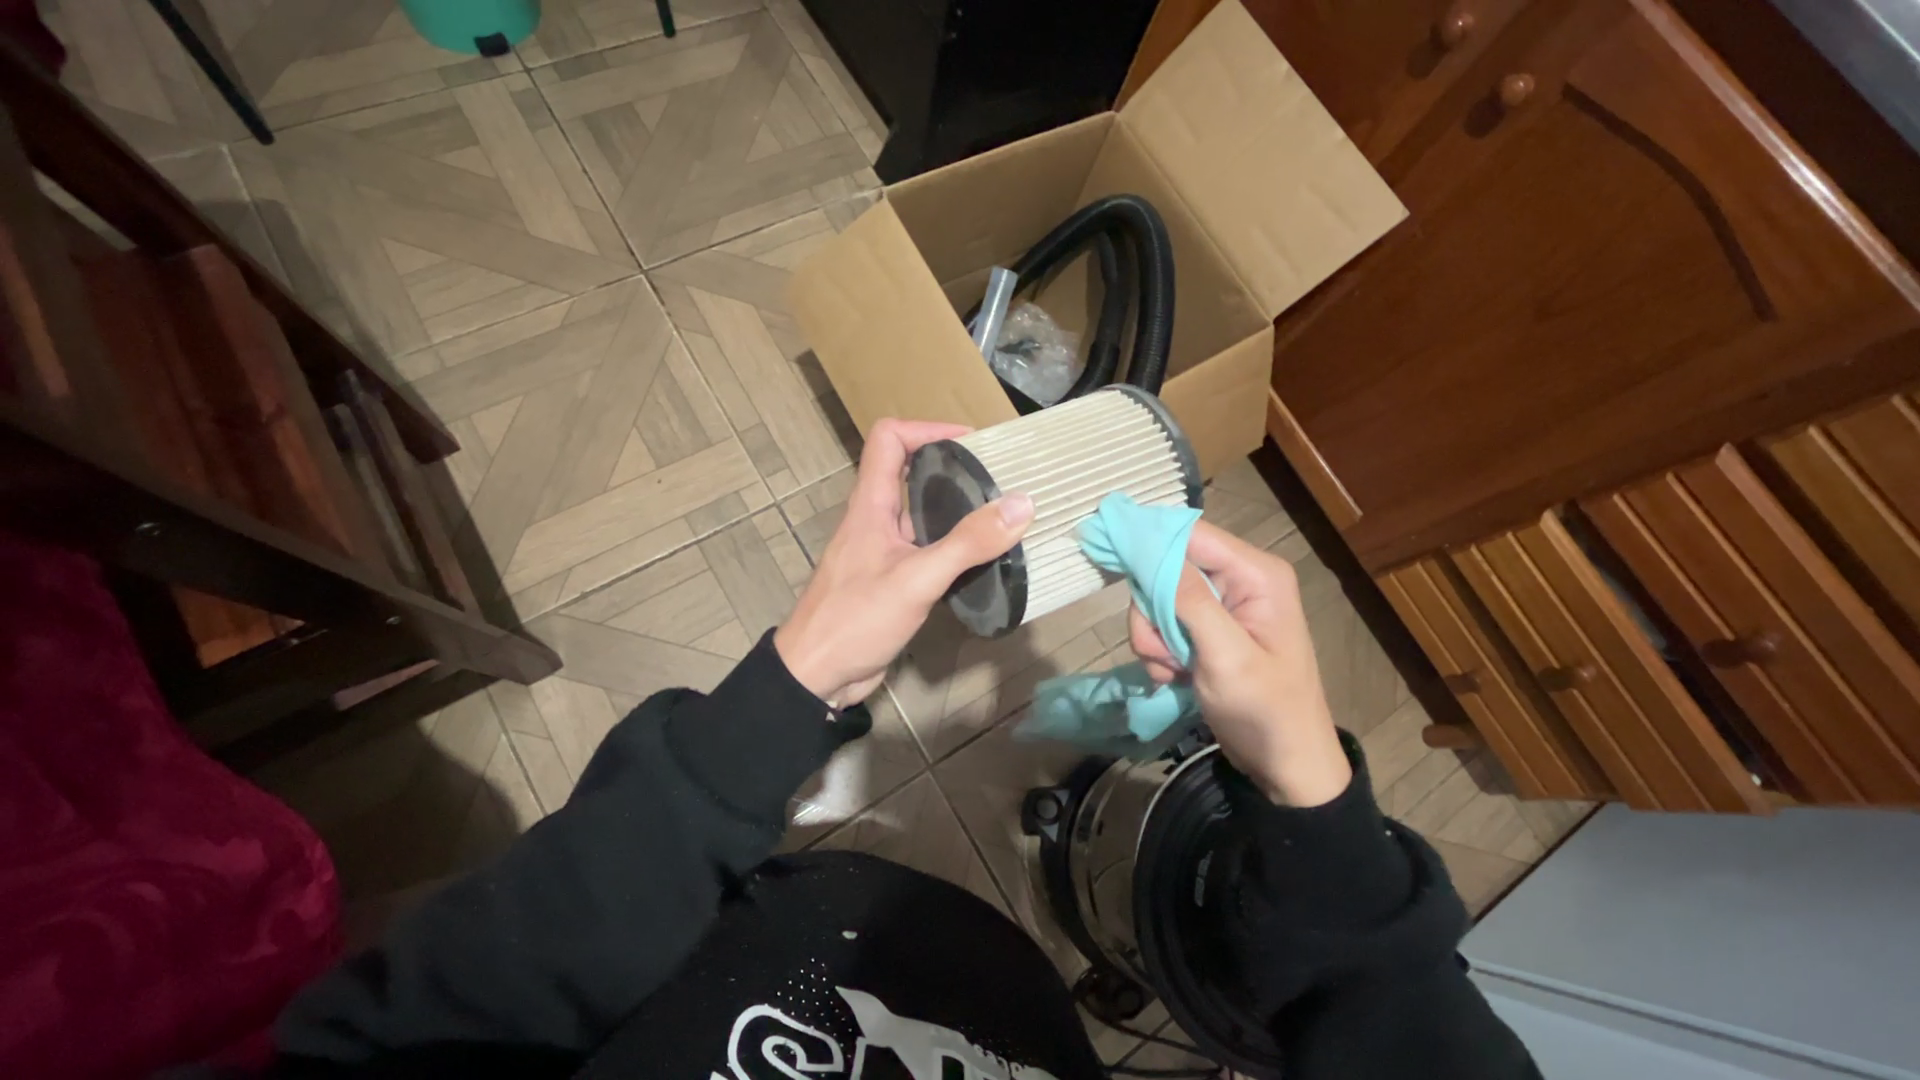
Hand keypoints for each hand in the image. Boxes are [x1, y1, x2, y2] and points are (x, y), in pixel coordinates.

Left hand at [775, 419, 1034, 706]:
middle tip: (999, 481)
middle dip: (954, 469)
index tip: (972, 443)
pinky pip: (924, 551)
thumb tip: (1021, 503)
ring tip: (1000, 518)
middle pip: (910, 473)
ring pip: (921, 515)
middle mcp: (874, 520)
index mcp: (870, 505)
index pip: (889, 438)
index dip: (928, 429)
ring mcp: (881, 551)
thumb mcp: (917, 579)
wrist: (816, 675)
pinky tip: (980, 563)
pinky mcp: (889, 581)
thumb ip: (968, 543)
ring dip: (956, 511)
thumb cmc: (856, 619)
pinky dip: (952, 549)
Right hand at [1130, 522, 1350, 806]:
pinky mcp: (1207, 631)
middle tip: (1161, 649)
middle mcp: (1239, 581)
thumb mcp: (1227, 656)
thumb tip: (1150, 547)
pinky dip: (1160, 652)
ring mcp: (1222, 607)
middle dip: (1152, 611)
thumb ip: (1190, 600)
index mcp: (1256, 574)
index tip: (1108, 551)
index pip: (1190, 534)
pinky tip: (1175, 676)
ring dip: (1154, 638)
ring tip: (1173, 670)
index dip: (1148, 541)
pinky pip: (1164, 625)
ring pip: (1158, 600)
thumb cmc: (1265, 711)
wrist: (1285, 765)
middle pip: (1167, 568)